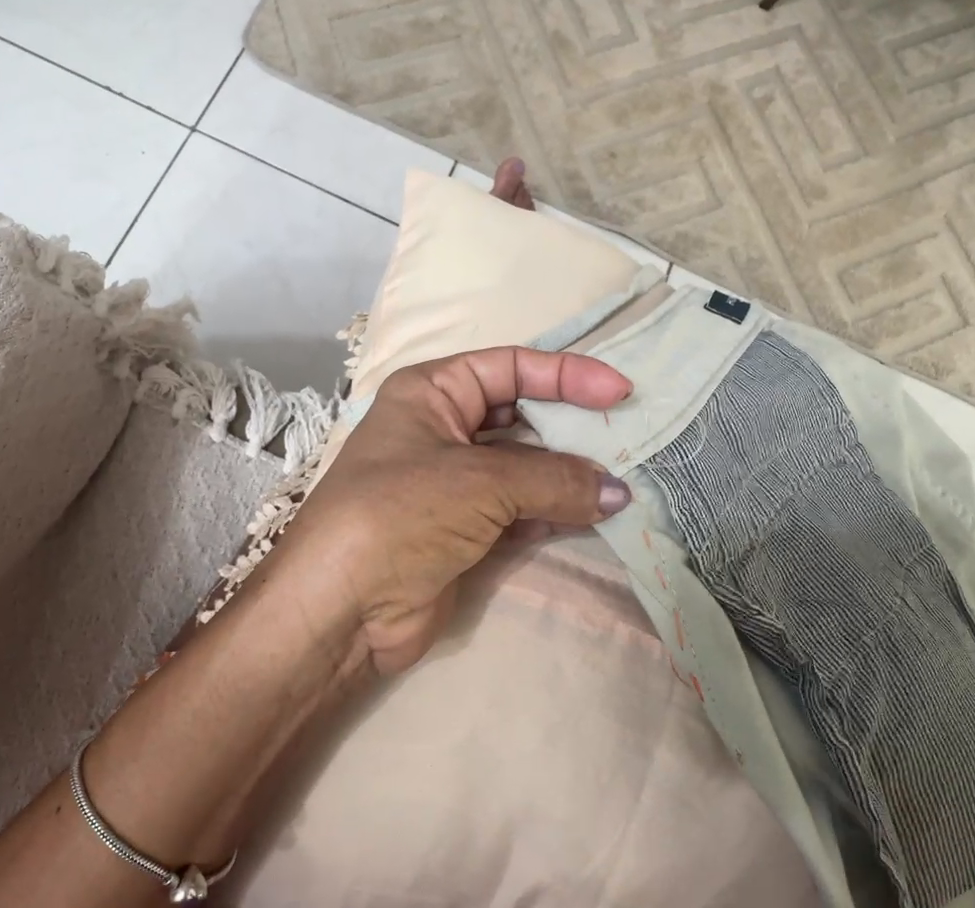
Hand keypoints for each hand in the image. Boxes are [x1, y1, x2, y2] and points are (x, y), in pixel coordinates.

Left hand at [276, 347, 633, 674]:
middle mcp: (442, 430)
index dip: (566, 374)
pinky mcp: (464, 532)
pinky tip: (592, 516)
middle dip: (572, 427)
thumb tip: (616, 490)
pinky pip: (521, 512)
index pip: (509, 367)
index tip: (620, 392)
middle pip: (521, 416)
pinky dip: (554, 513)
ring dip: (569, 476)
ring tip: (625, 481)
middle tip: (631, 439)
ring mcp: (453, 484)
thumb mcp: (478, 483)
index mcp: (431, 393)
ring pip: (525, 468)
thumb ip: (553, 480)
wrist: (343, 607)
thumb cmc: (400, 515)